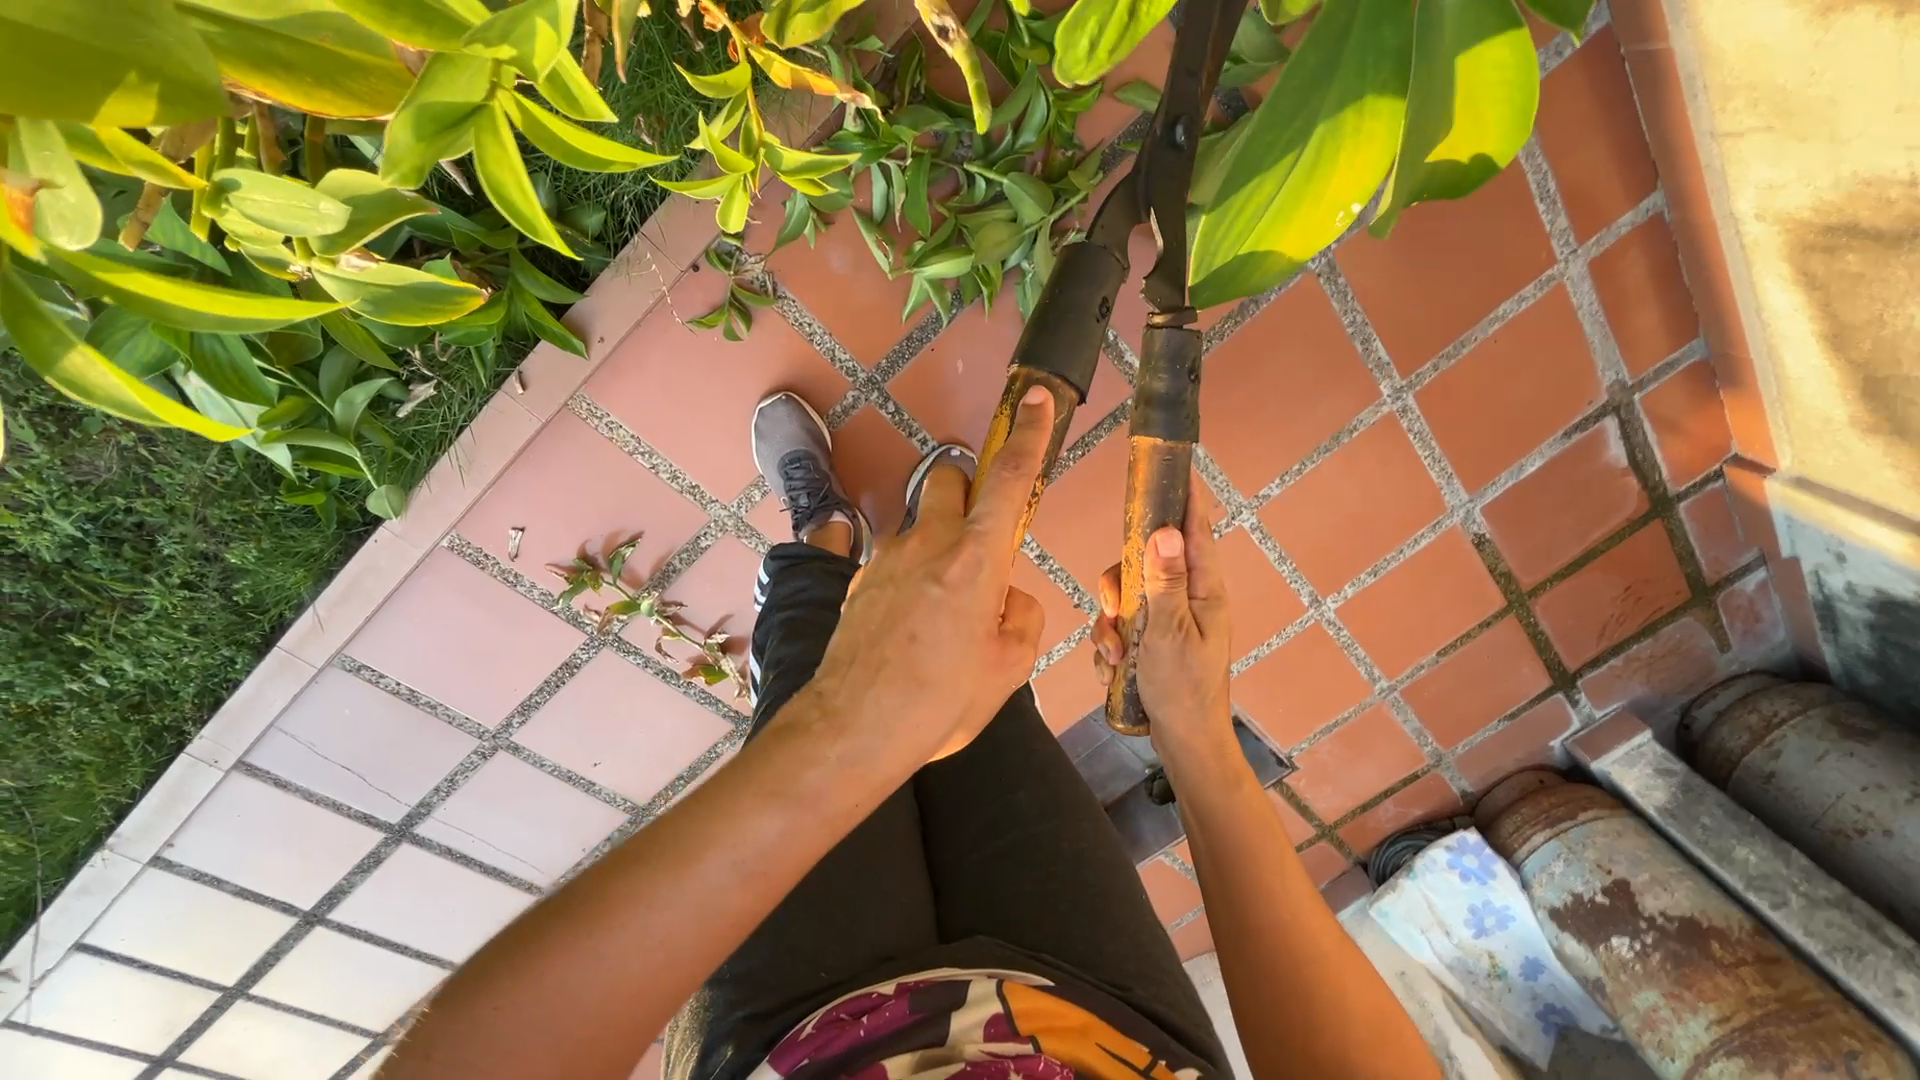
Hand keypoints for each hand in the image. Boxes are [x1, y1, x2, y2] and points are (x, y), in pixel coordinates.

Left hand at [801, 387, 1053, 763]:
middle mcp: (928, 543)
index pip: (1009, 479)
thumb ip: (1019, 617)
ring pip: (920, 524)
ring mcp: (887, 558)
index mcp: (976, 559)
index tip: (1038, 397)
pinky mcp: (859, 580)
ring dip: (938, 544)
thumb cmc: (942, 699)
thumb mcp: (1009, 667)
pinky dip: (912, 576)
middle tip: (979, 541)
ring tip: (941, 609)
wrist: (855, 725)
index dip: (1029, 435)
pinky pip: (896, 560)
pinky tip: (910, 628)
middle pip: (949, 479)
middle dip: (968, 491)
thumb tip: (1004, 597)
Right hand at [1091, 486, 1238, 777]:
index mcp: (1204, 588)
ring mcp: (1166, 619)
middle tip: (1114, 609)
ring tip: (1116, 655)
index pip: (1195, 527)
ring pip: (1124, 596)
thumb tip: (1164, 529)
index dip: (1182, 494)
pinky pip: (1119, 626)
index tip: (1170, 463)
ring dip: (1110, 623)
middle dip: (1119, 585)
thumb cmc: (1185, 687)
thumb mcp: (1171, 632)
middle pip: (1143, 560)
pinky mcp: (1150, 640)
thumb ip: (1164, 581)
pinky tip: (1115, 669)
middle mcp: (1185, 596)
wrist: (1184, 742)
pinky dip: (1110, 644)